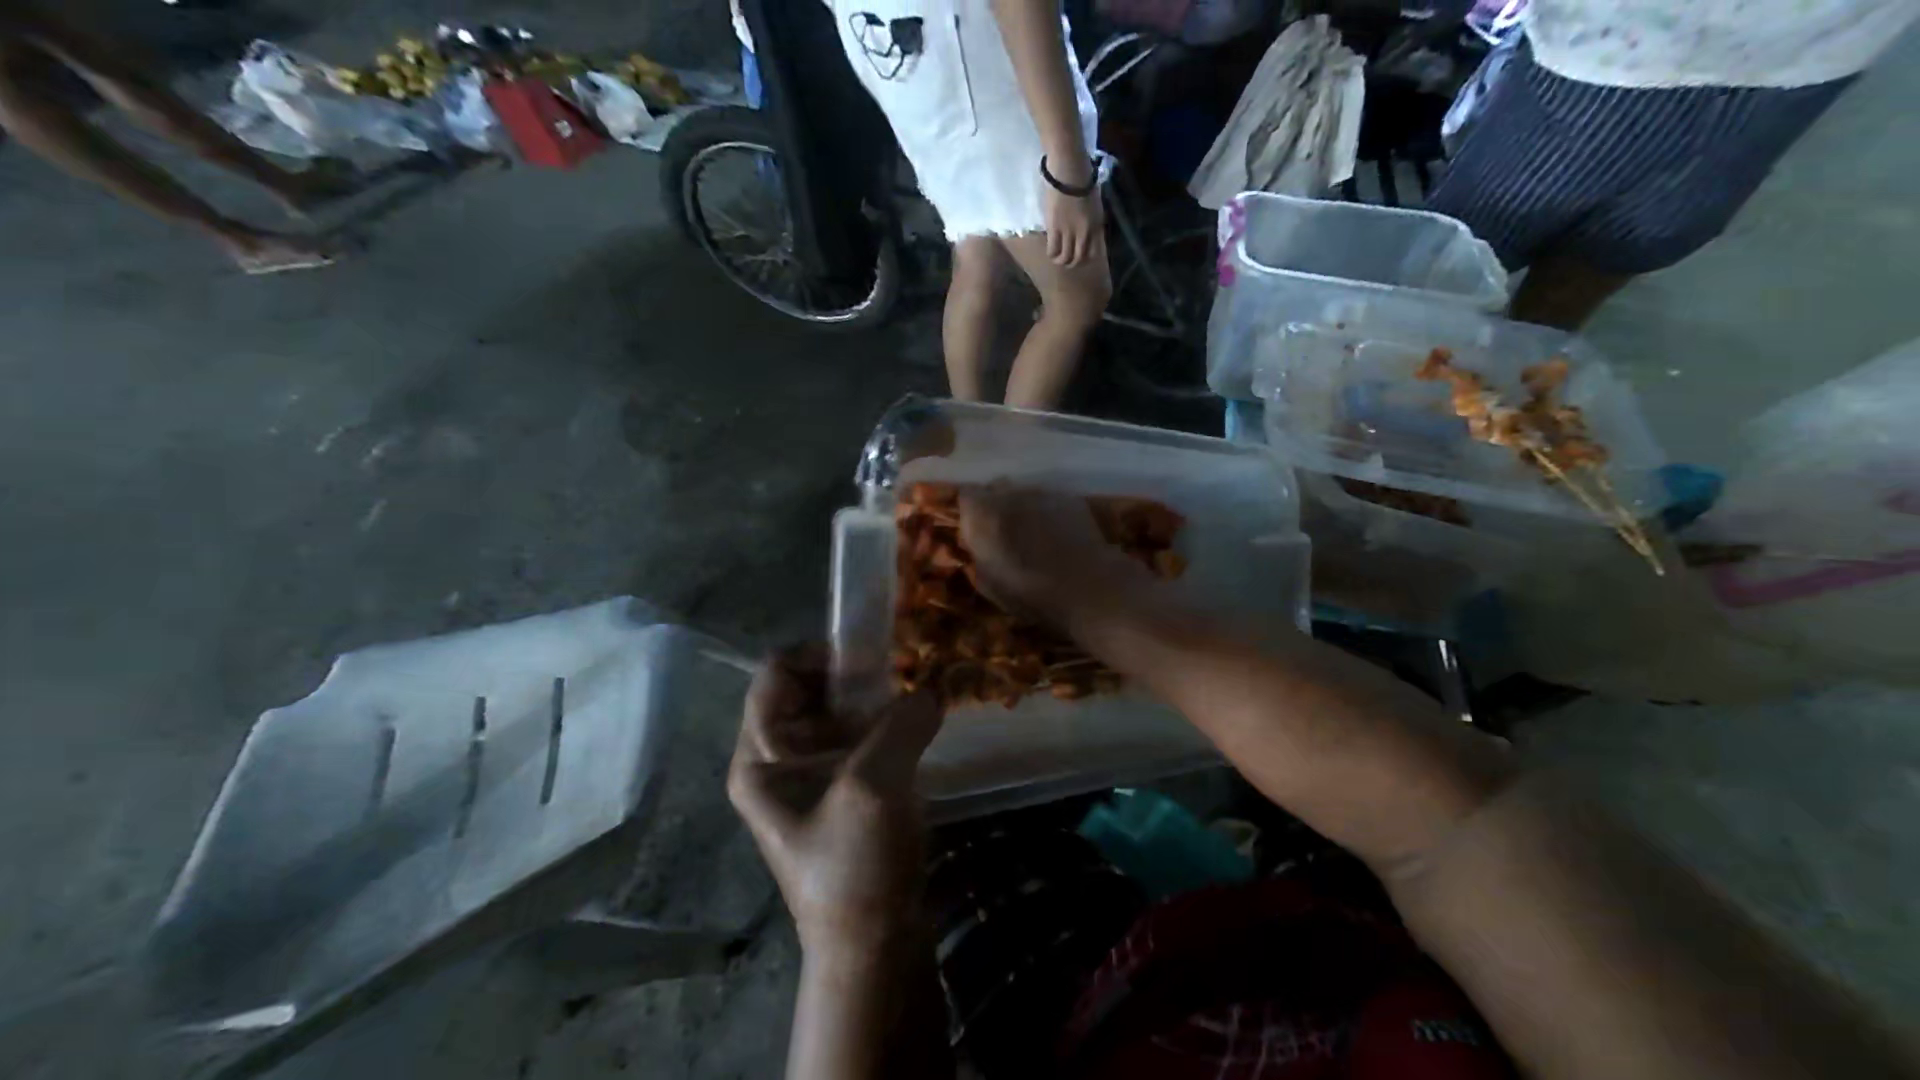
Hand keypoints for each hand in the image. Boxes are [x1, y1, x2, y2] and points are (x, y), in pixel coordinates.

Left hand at [728, 646, 943, 954]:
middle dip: (854, 676)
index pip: (776, 674)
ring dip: (875, 700)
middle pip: (808, 690)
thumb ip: (901, 724)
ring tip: (914, 697)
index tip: (871, 657)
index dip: (820, 654)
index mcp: (760, 757)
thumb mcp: (873, 786)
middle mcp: (777, 761)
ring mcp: (811, 778)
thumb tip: (932, 689)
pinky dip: (886, 726)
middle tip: (900, 674)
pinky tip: (918, 726)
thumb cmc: (854, 866)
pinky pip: (859, 740)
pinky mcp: (843, 793)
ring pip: (838, 714)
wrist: (872, 947)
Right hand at [959, 485, 1142, 625]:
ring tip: (1036, 534)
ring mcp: (1042, 492)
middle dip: (998, 505)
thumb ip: (978, 555)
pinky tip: (1060, 535)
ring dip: (1025, 508)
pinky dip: (1050, 512)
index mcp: (983, 513)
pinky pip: (1051, 500)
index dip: (971, 512)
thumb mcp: (989, 583)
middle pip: (997, 488)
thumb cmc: (1029, 591)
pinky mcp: (1069, 498)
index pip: (966, 495)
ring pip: (1026, 493)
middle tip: (1006, 532)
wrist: (1085, 585)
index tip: (976, 529)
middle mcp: (1010, 493)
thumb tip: (978, 546)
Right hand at [1044, 167, 1104, 267]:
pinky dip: (1051, 254)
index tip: (1079, 255)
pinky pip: (1053, 250)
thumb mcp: (1094, 202)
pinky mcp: (1056, 228)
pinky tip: (1050, 251)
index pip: (1094, 251)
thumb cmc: (1083, 179)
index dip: (1086, 257)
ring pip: (1066, 257)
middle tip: (1066, 260)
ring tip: (1056, 258)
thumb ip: (1091, 218)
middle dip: (1073, 262)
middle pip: (1080, 257)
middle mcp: (1085, 232)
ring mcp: (1070, 232)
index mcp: (1096, 224)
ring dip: (1061, 261)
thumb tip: (1084, 227)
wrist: (1070, 170)